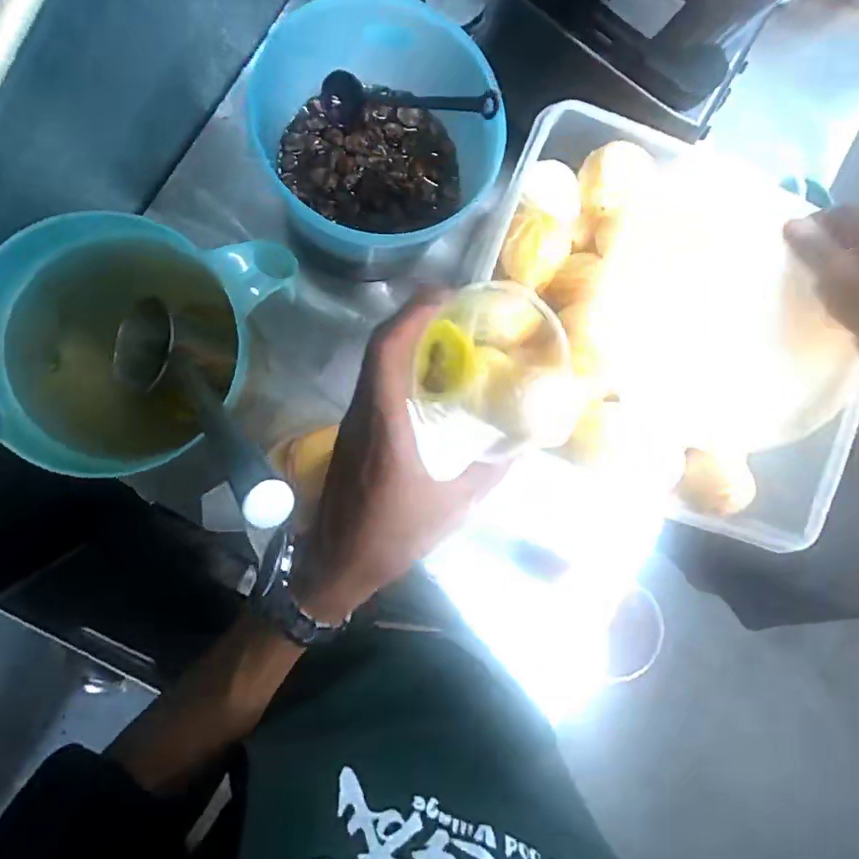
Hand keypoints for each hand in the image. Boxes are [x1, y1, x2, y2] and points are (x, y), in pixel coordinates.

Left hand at [291, 291, 508, 622]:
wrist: (337, 562)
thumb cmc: (393, 536)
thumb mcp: (453, 507)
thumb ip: (490, 472)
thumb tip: (520, 441)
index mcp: (385, 423)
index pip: (387, 351)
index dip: (413, 314)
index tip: (445, 296)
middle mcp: (363, 411)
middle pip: (378, 347)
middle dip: (413, 316)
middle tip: (453, 307)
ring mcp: (352, 420)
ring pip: (373, 362)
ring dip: (405, 338)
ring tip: (446, 333)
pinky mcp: (351, 431)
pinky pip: (374, 381)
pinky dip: (399, 364)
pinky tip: (426, 377)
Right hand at [784, 207, 858, 378]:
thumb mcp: (831, 271)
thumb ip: (810, 245)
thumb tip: (791, 222)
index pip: (840, 212)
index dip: (812, 225)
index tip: (790, 245)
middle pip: (851, 229)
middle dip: (823, 242)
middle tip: (799, 262)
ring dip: (835, 259)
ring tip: (815, 278)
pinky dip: (850, 272)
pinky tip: (838, 291)